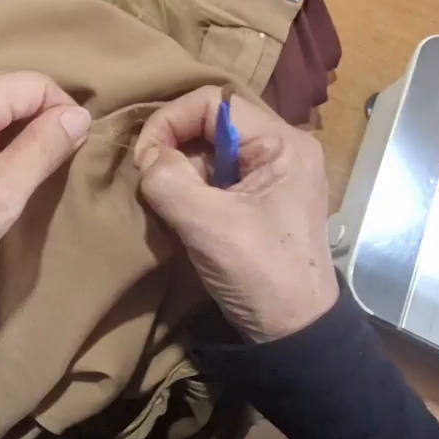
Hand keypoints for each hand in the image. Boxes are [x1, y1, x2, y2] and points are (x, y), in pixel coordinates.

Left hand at [0, 71, 91, 286]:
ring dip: (17, 127)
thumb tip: (79, 114)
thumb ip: (44, 146)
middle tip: (54, 159)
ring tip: (30, 165)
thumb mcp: (4, 192)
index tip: (73, 149)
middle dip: (41, 117)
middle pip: (11, 87)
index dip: (63, 110)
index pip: (34, 83)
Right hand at [133, 86, 337, 342]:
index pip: (214, 102)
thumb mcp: (209, 226)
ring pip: (207, 149)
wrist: (294, 336)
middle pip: (210, 122)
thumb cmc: (261, 275)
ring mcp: (270, 175)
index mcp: (283, 143)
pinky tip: (178, 210)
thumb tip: (146, 155)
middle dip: (172, 145)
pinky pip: (213, 174)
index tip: (144, 157)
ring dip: (178, 169)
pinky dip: (188, 186)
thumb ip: (169, 180)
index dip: (170, 120)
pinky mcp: (257, 198)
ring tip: (165, 200)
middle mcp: (281, 149)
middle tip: (151, 178)